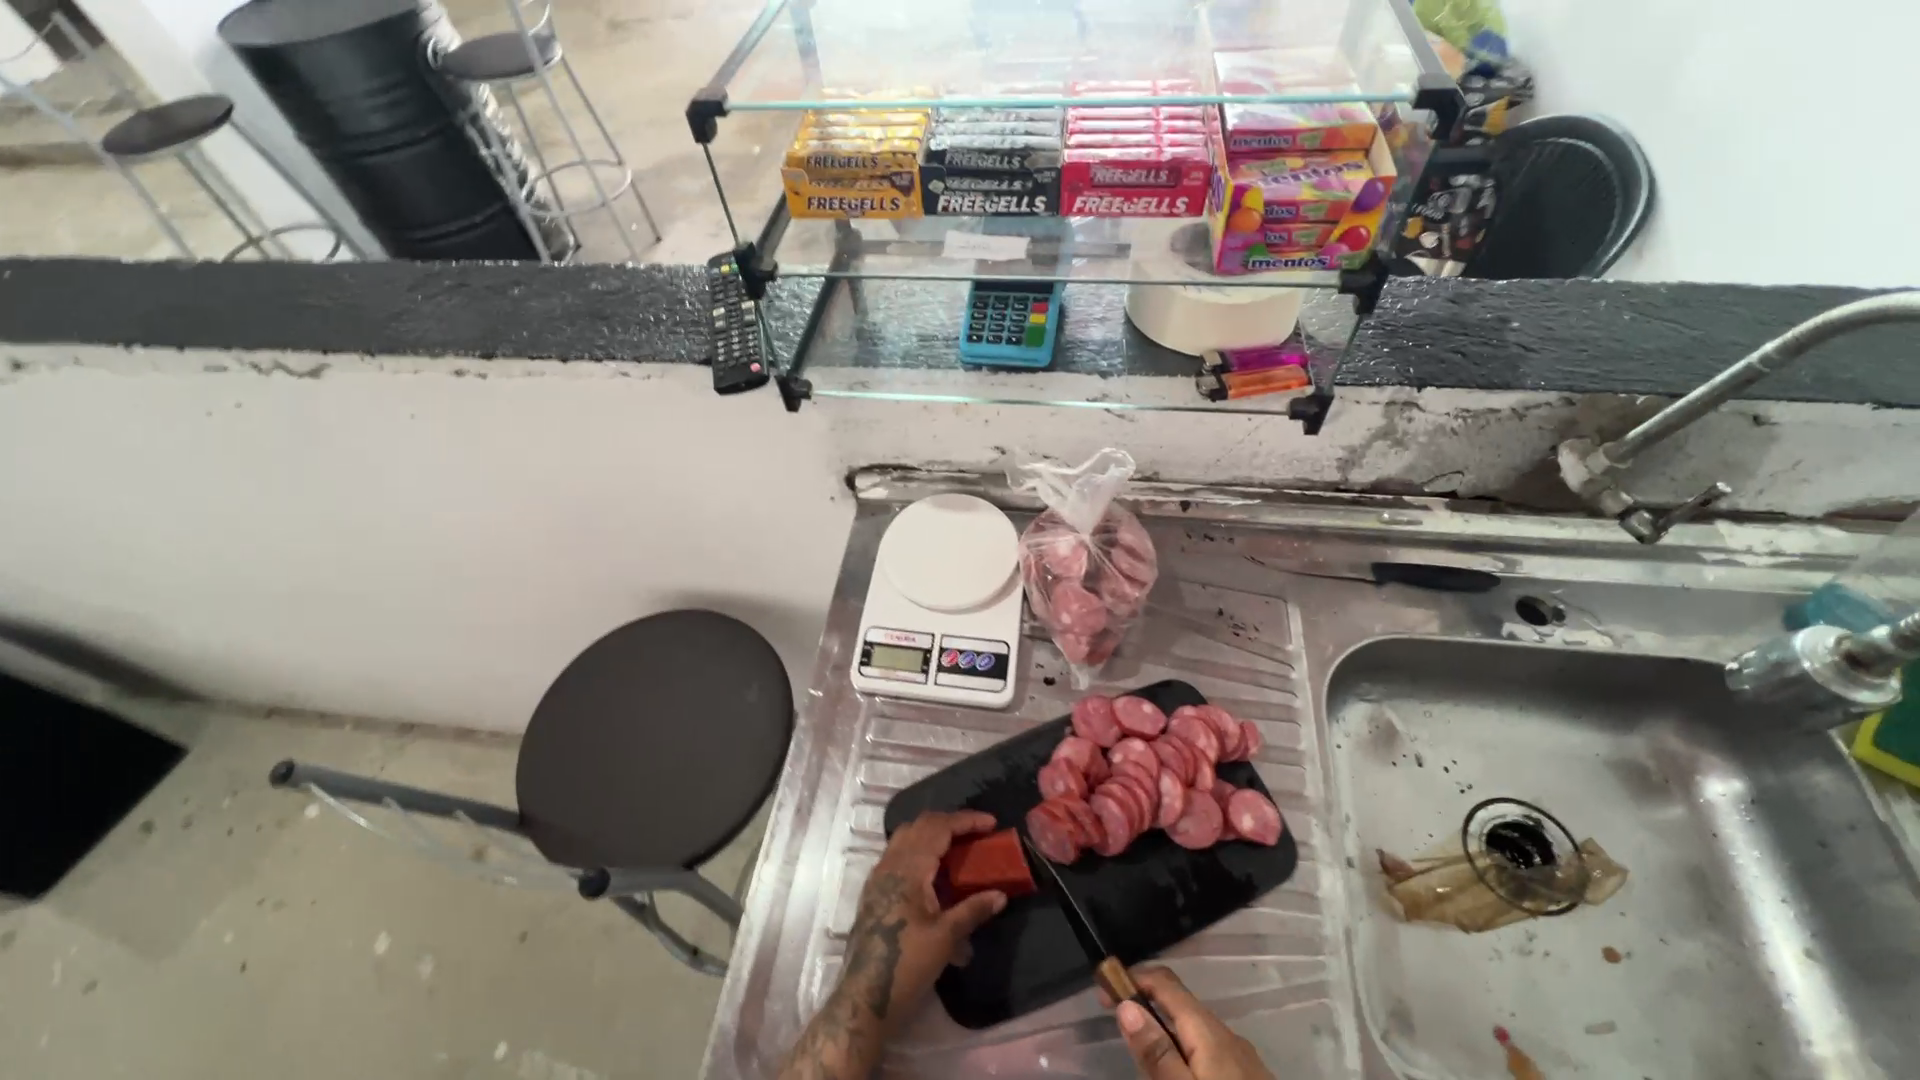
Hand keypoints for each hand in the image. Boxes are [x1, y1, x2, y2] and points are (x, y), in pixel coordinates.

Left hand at [841, 809, 1007, 1032]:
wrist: (866, 995)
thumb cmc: (908, 963)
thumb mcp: (946, 937)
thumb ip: (973, 910)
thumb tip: (1001, 895)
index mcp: (908, 868)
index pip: (938, 828)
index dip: (966, 821)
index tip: (991, 823)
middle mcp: (890, 864)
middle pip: (920, 826)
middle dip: (950, 822)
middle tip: (977, 832)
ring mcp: (879, 877)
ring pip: (906, 838)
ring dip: (933, 834)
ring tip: (959, 846)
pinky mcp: (875, 891)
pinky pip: (899, 854)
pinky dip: (920, 850)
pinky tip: (936, 871)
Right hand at [1106, 966, 1275, 1079]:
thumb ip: (1156, 1053)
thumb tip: (1127, 1005)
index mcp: (1209, 1032)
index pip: (1167, 983)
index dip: (1132, 978)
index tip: (1103, 992)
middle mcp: (1228, 1036)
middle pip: (1181, 1005)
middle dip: (1146, 1006)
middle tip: (1115, 1025)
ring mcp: (1242, 1058)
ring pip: (1195, 1030)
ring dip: (1164, 1031)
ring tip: (1141, 1053)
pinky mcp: (1248, 1078)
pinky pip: (1208, 1051)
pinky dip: (1184, 1050)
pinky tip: (1176, 1074)